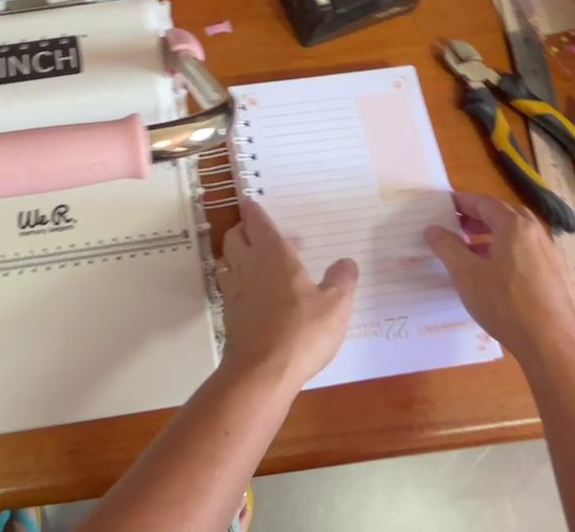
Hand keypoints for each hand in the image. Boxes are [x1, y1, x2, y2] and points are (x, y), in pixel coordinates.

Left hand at [216, 199, 358, 388]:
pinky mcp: (229, 313)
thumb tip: (347, 262)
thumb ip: (341, 281)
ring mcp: (235, 289)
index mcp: (274, 254)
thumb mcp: (335, 306)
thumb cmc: (302, 332)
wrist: (262, 372)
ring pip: (227, 259)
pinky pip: (228, 284)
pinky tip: (249, 290)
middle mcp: (249, 265)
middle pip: (234, 236)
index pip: (258, 222)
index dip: (254, 211)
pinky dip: (235, 279)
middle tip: (254, 230)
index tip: (251, 203)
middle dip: (242, 228)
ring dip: (235, 252)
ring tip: (250, 256)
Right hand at [425, 190, 574, 359]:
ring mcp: (551, 257)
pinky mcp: (557, 278)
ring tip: (472, 252)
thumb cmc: (505, 303)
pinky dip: (508, 253)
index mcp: (515, 227)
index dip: (463, 201)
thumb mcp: (466, 274)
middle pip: (505, 215)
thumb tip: (433, 229)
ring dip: (493, 236)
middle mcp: (537, 235)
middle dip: (480, 217)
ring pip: (518, 236)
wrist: (552, 346)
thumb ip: (447, 247)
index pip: (485, 203)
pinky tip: (496, 275)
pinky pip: (528, 254)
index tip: (444, 204)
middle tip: (458, 225)